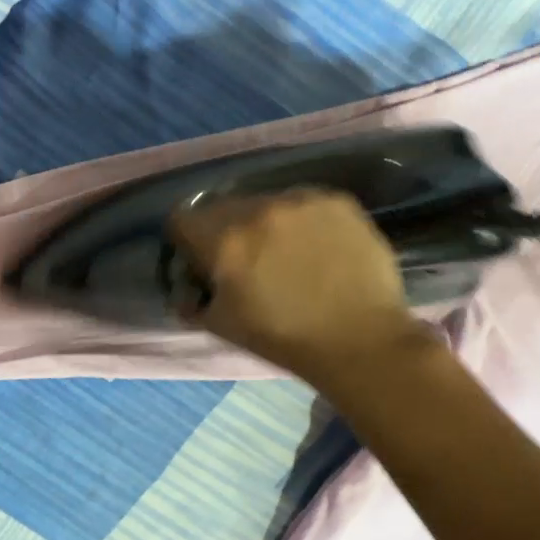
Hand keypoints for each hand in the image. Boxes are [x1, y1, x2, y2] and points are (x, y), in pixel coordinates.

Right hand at [169, 190, 431, 384]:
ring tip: (282, 251)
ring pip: (262, 202)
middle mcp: (258, 210)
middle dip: (223, 230)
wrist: (359, 339)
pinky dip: (298, 220)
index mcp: (223, 241)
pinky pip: (301, 202)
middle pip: (221, 207)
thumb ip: (193, 298)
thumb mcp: (218, 324)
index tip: (198, 259)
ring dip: (262, 222)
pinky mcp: (337, 201)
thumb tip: (189, 288)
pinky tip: (313, 246)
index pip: (181, 219)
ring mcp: (301, 201)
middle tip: (242, 259)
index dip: (185, 241)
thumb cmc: (280, 337)